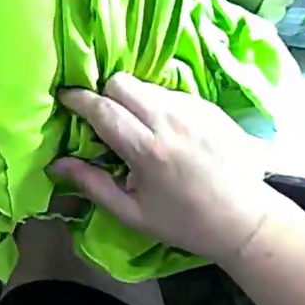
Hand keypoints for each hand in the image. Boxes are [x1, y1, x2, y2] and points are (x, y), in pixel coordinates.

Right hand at [50, 73, 287, 268]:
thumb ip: (92, 184)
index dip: (78, 99)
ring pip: (144, 85)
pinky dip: (157, 104)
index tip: (64, 97)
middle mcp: (170, 122)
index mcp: (148, 151)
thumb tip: (55, 163)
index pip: (102, 109)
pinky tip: (166, 130)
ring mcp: (192, 110)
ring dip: (131, 99)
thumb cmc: (186, 222)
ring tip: (138, 126)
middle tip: (105, 117)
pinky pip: (168, 92)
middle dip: (105, 94)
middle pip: (120, 82)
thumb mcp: (133, 214)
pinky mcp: (208, 106)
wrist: (249, 222)